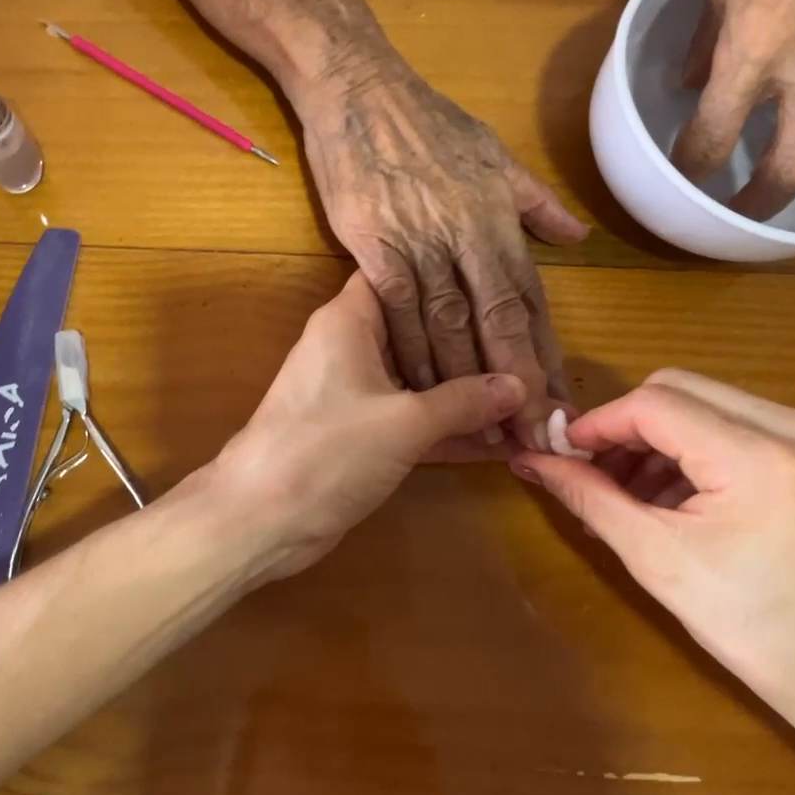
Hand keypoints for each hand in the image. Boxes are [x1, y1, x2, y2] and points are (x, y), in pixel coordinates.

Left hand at [207, 271, 526, 580]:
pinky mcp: (358, 431)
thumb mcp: (405, 423)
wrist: (262, 517)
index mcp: (348, 320)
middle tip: (532, 359)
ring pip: (418, 379)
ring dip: (465, 395)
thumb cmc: (327, 450)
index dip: (448, 280)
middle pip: (419, 331)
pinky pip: (410, 417)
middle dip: (473, 348)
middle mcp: (349, 346)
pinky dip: (445, 428)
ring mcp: (353, 390)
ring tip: (527, 406)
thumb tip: (519, 385)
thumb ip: (464, 400)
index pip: (401, 277)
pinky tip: (496, 443)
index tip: (498, 289)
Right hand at [294, 61, 587, 448]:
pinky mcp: (372, 248)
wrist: (357, 91)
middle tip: (533, 435)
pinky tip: (417, 388)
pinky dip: (409, 352)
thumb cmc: (425, 121)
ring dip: (465, 381)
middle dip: (516, 381)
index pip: (529, 297)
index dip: (545, 351)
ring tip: (481, 430)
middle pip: (496, 321)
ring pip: (447, 325)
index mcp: (496, 218)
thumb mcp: (492, 152)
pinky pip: (396, 311)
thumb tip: (576, 238)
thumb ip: (534, 201)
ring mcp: (417, 245)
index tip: (559, 399)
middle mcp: (464, 238)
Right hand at [511, 370, 794, 752]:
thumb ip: (590, 498)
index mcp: (764, 460)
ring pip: (714, 402)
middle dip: (628, 426)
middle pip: (683, 389)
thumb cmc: (759, 634)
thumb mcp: (659, 563)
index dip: (599, 422)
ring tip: (636, 491)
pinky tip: (684, 493)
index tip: (563, 451)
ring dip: (664, 436)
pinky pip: (748, 422)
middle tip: (595, 470)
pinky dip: (703, 446)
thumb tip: (531, 460)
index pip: (655, 404)